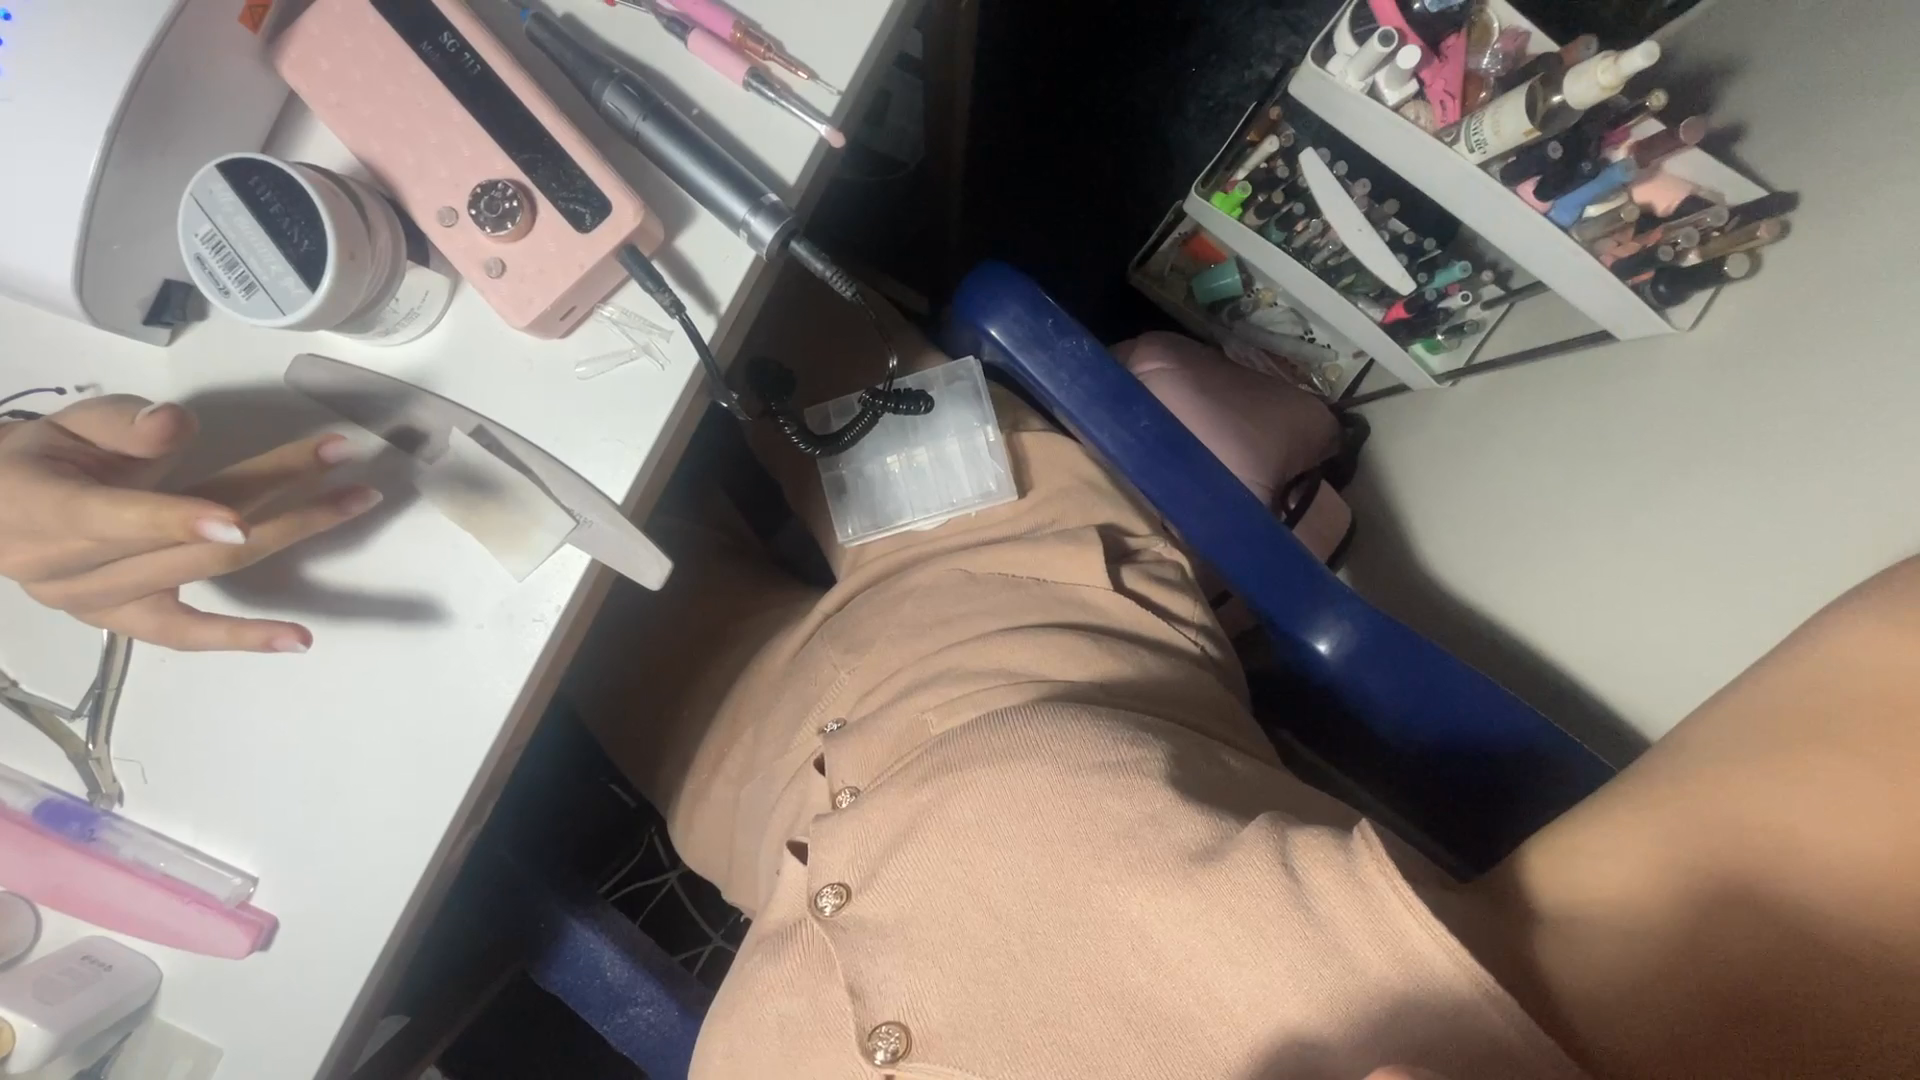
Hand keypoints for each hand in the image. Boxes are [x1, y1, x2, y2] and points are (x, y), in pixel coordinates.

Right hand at [0, 395, 381, 651]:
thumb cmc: (45, 459)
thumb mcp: (70, 426)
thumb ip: (123, 424)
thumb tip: (175, 423)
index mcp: (40, 508)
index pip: (111, 517)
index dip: (174, 519)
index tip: (237, 520)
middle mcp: (67, 565)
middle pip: (193, 536)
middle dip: (280, 496)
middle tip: (346, 467)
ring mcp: (100, 600)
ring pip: (212, 569)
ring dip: (294, 532)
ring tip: (358, 501)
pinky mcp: (128, 620)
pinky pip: (186, 634)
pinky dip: (245, 637)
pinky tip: (300, 639)